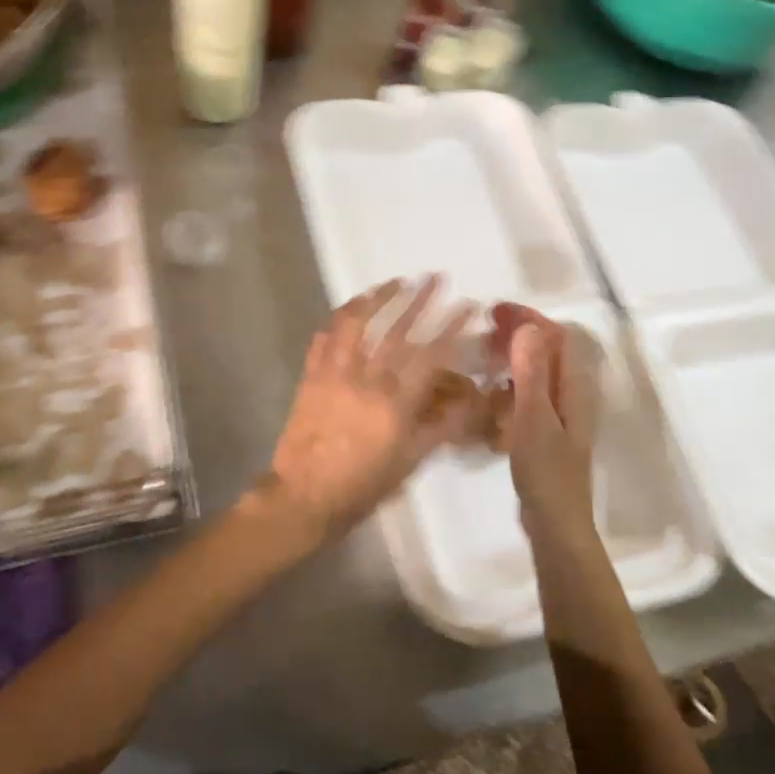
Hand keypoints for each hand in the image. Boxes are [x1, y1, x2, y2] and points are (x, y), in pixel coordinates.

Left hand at [263, 277, 475, 538]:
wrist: (304, 496)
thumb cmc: (362, 486)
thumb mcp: (410, 463)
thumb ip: (440, 428)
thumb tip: (470, 400)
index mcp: (395, 402)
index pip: (431, 353)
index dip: (452, 325)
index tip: (467, 303)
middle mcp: (366, 380)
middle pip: (395, 329)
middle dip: (418, 299)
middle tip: (434, 277)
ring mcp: (333, 375)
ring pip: (354, 324)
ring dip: (375, 298)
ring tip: (391, 283)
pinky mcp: (310, 379)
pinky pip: (323, 341)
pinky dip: (337, 323)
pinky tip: (348, 314)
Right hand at [488, 303, 600, 549]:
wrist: (556, 523)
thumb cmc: (546, 472)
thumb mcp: (534, 419)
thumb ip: (533, 373)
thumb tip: (528, 327)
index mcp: (575, 388)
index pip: (557, 336)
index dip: (528, 318)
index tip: (493, 312)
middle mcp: (573, 395)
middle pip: (551, 350)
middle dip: (520, 333)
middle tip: (484, 329)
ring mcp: (563, 414)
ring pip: (540, 371)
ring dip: (516, 356)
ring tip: (484, 354)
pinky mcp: (549, 432)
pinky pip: (532, 393)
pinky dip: (513, 382)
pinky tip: (491, 392)